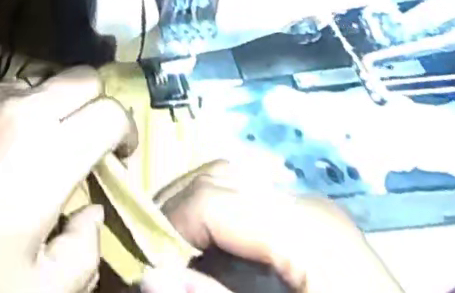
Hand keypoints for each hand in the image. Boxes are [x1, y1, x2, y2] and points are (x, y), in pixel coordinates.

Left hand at [0, 68, 134, 292]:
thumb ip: (81, 253)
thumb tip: (90, 214)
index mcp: (51, 150)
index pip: (111, 112)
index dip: (127, 132)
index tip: (122, 161)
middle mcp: (21, 108)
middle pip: (81, 79)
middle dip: (97, 106)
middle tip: (90, 150)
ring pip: (40, 81)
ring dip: (55, 106)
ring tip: (41, 153)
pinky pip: (1, 89)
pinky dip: (18, 108)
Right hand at [139, 163, 400, 292]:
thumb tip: (150, 276)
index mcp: (305, 225)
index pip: (211, 197)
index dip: (164, 226)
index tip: (136, 267)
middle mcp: (306, 203)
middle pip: (219, 178)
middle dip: (174, 210)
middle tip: (143, 256)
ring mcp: (314, 214)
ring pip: (233, 185)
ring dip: (194, 214)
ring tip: (169, 257)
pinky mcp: (317, 232)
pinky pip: (254, 208)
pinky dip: (220, 224)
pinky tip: (208, 260)